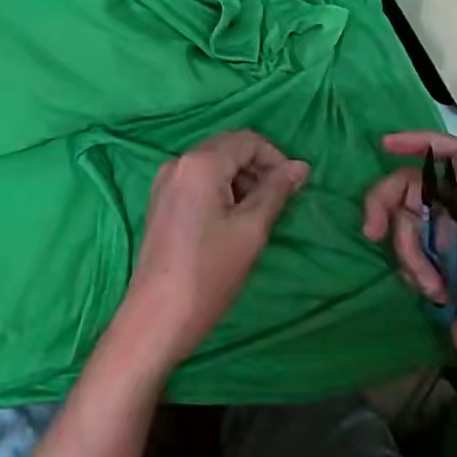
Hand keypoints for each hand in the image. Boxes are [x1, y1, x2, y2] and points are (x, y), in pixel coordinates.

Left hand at [123, 130, 309, 363]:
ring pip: (213, 163)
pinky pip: (197, 180)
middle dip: (258, 167)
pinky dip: (220, 189)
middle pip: (228, 147)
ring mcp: (165, 181)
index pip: (248, 140)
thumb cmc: (209, 272)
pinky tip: (230, 221)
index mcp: (200, 162)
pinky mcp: (160, 201)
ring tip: (256, 216)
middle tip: (277, 202)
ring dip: (240, 179)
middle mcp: (178, 162)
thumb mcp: (251, 230)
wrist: (156, 317)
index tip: (292, 188)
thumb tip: (300, 166)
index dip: (275, 158)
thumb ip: (276, 191)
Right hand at [363, 132, 456, 445]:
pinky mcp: (445, 277)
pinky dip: (411, 271)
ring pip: (410, 224)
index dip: (422, 142)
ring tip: (428, 286)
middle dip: (390, 206)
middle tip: (372, 232)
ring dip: (406, 251)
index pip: (456, 157)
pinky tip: (430, 296)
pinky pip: (412, 256)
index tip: (385, 146)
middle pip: (418, 188)